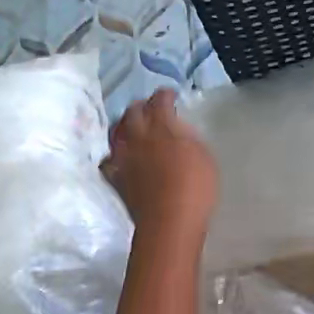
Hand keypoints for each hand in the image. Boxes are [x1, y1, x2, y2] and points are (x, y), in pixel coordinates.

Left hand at [101, 89, 218, 239]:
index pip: (160, 102)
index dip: (165, 95)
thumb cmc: (196, 187)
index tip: (170, 93)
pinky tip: (120, 155)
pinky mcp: (116, 177)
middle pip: (133, 112)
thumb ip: (188, 137)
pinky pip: (109, 158)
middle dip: (142, 106)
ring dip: (125, 125)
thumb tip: (177, 129)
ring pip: (117, 131)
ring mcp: (123, 156)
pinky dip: (115, 153)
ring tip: (132, 126)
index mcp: (162, 127)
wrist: (170, 220)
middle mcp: (138, 136)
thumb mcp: (203, 155)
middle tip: (150, 107)